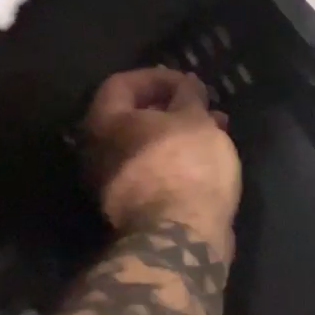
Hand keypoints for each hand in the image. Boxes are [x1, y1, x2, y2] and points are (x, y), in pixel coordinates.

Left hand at [85, 68, 240, 254]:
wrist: (181, 237)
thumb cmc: (185, 166)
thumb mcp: (195, 120)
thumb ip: (188, 97)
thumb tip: (185, 86)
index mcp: (104, 124)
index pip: (120, 84)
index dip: (156, 77)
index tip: (188, 82)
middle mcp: (98, 154)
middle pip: (131, 120)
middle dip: (171, 110)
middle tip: (203, 108)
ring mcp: (112, 187)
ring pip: (145, 150)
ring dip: (178, 137)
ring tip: (216, 133)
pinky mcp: (134, 212)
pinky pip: (154, 175)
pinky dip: (176, 163)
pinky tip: (207, 164)